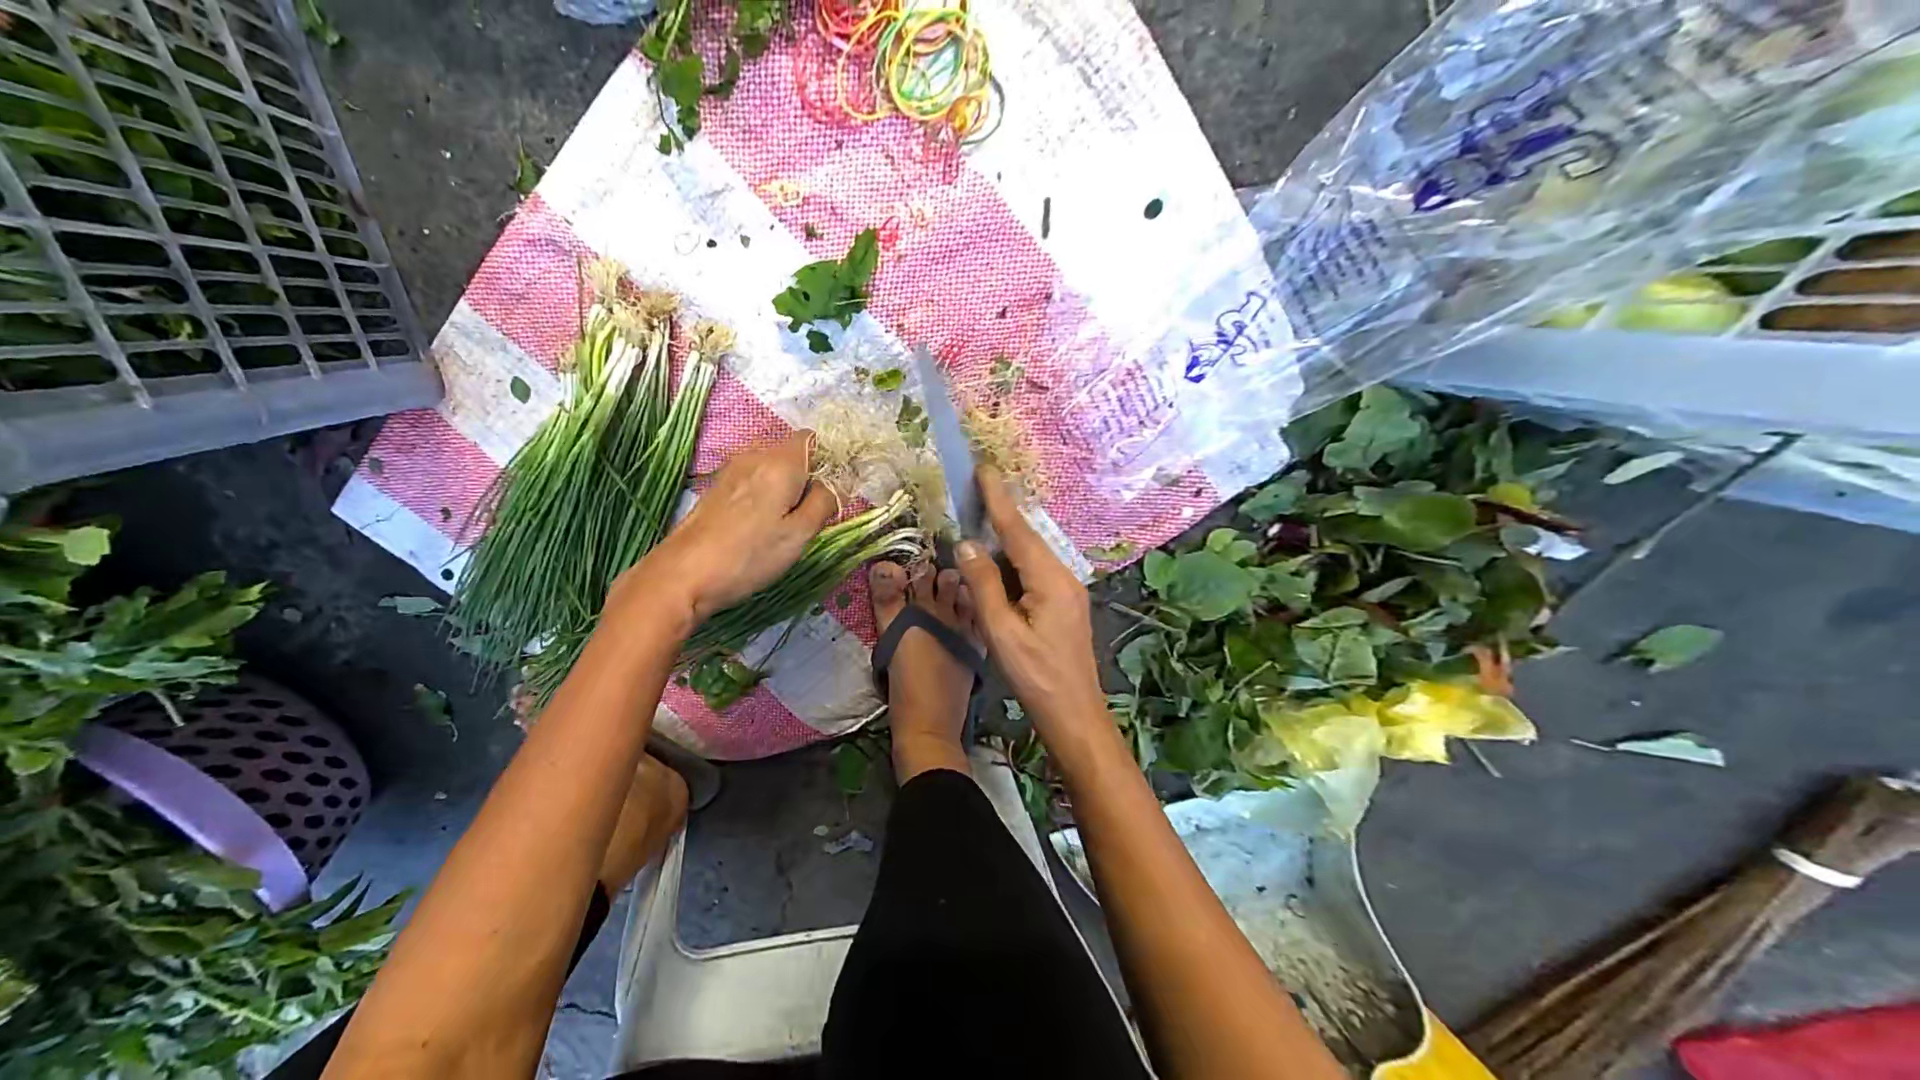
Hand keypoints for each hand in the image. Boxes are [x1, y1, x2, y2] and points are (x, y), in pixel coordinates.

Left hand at [620, 431, 835, 626]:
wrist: (683, 574)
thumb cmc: (748, 555)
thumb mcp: (799, 534)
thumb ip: (824, 502)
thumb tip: (833, 486)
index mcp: (780, 462)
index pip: (813, 439)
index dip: (829, 461)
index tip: (832, 493)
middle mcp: (755, 456)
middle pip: (792, 454)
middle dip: (807, 478)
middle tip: (810, 518)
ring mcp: (733, 471)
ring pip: (773, 469)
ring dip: (786, 490)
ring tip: (784, 526)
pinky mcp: (718, 488)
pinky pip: (754, 481)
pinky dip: (765, 497)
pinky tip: (760, 527)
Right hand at [952, 468, 1108, 742]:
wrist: (1075, 713)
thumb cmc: (1036, 677)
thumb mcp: (1002, 632)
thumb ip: (983, 585)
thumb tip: (966, 544)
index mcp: (1050, 580)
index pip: (1017, 530)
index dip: (998, 498)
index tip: (984, 468)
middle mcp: (1063, 577)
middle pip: (1027, 537)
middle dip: (1001, 512)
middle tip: (974, 487)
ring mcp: (1068, 591)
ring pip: (1031, 554)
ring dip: (1005, 537)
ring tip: (979, 517)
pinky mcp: (1065, 604)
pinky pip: (1035, 570)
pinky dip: (1013, 560)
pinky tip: (997, 561)